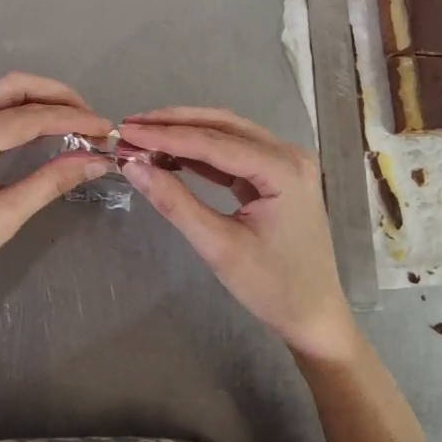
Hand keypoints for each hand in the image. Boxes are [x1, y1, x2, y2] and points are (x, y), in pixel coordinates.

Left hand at [0, 73, 113, 323]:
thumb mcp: (2, 220)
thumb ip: (50, 182)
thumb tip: (97, 161)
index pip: (29, 117)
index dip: (74, 121)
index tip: (108, 130)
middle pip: (14, 87)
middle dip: (59, 97)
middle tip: (94, 121)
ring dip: (40, 101)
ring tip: (77, 124)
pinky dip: (19, 112)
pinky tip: (43, 129)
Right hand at [119, 108, 359, 361]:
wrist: (314, 317)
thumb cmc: (272, 287)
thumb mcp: (218, 247)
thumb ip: (175, 202)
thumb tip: (132, 167)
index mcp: (283, 169)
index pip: (214, 141)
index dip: (166, 134)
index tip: (126, 132)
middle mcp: (288, 154)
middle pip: (222, 125)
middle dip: (174, 124)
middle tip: (131, 127)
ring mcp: (286, 162)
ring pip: (227, 133)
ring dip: (186, 133)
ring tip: (144, 137)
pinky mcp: (277, 174)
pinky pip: (234, 152)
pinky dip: (201, 151)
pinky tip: (171, 155)